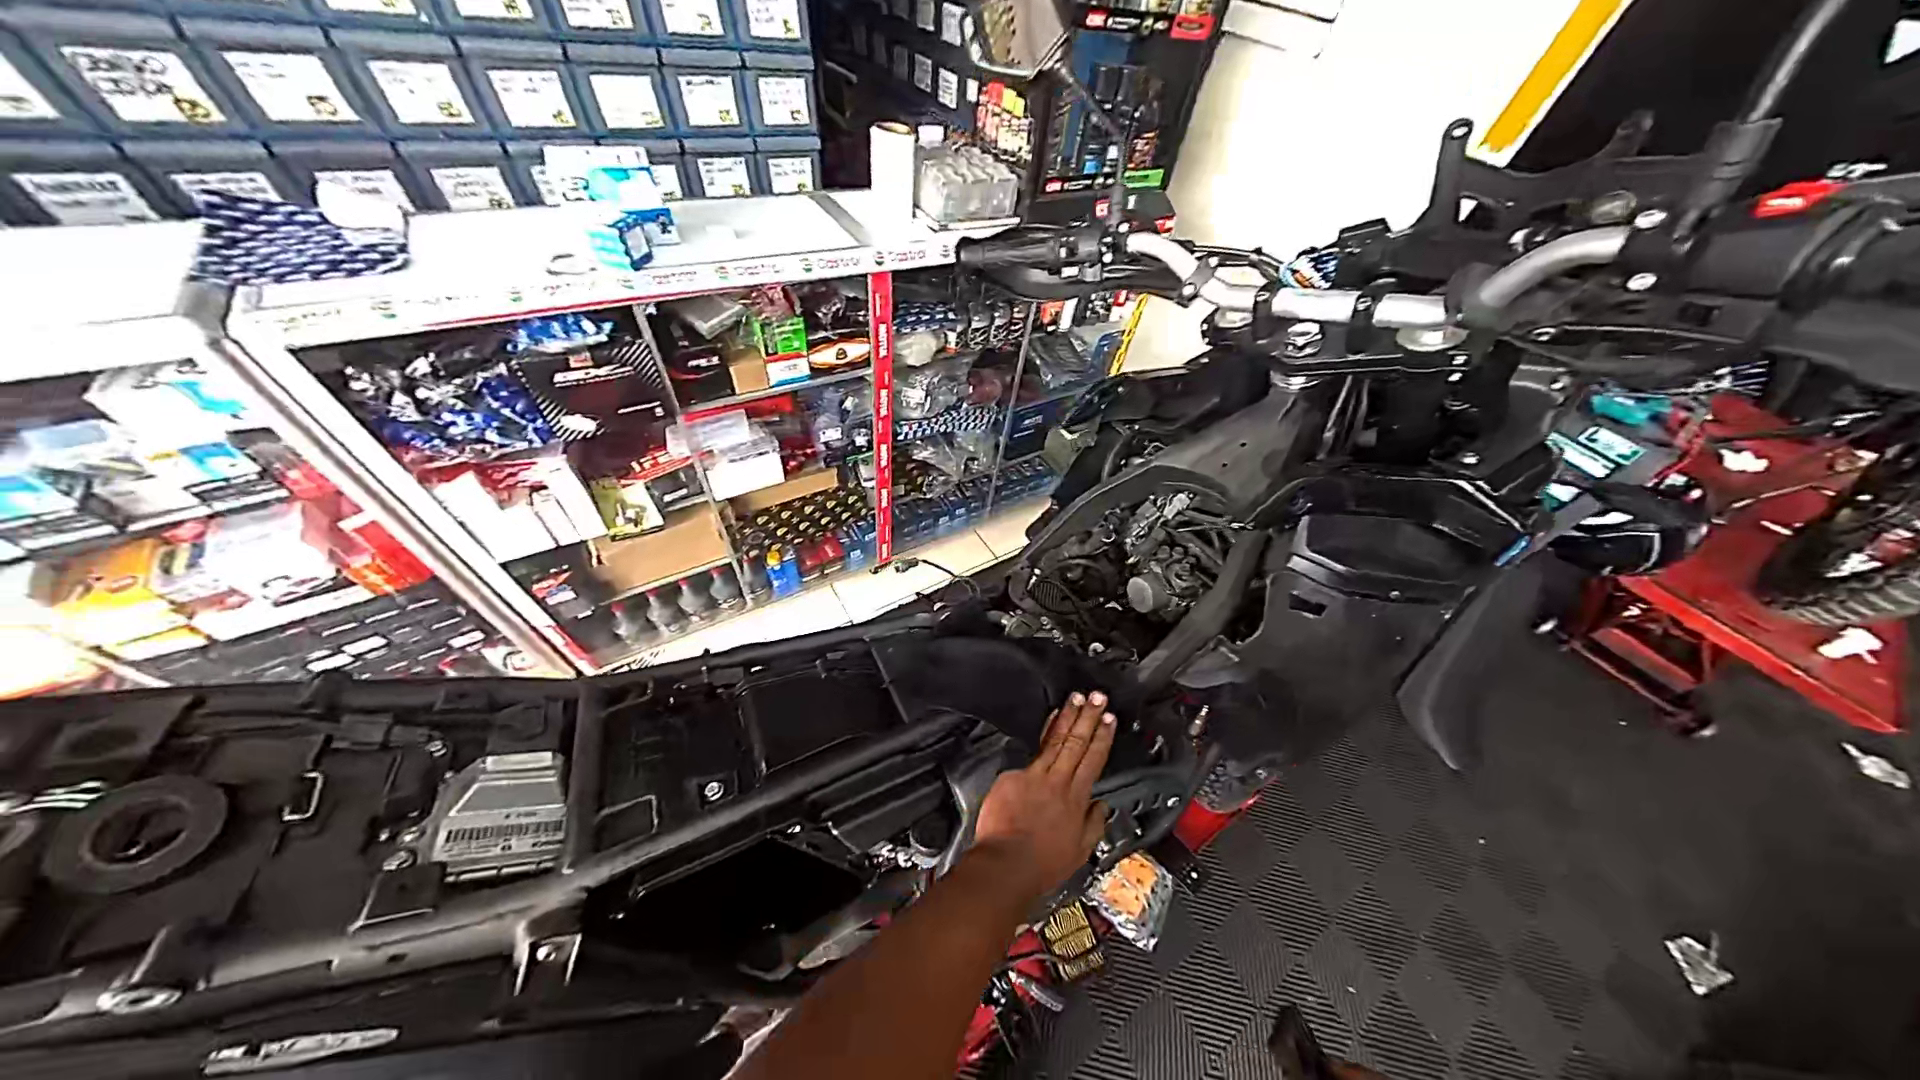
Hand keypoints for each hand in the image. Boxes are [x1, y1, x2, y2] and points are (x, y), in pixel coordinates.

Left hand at [971, 690, 1116, 903]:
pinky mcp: (1012, 777)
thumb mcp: (1079, 850)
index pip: (1094, 759)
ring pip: (1055, 740)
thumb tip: (1100, 808)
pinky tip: (1047, 724)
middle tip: (1097, 696)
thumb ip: (1092, 824)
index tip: (1109, 719)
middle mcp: (1057, 783)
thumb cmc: (1040, 863)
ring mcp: (1034, 777)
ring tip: (1076, 699)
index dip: (1103, 736)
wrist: (1006, 865)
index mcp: (1076, 799)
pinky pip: (1030, 753)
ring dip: (1067, 716)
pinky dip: (1041, 736)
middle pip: (1077, 741)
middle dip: (1089, 716)